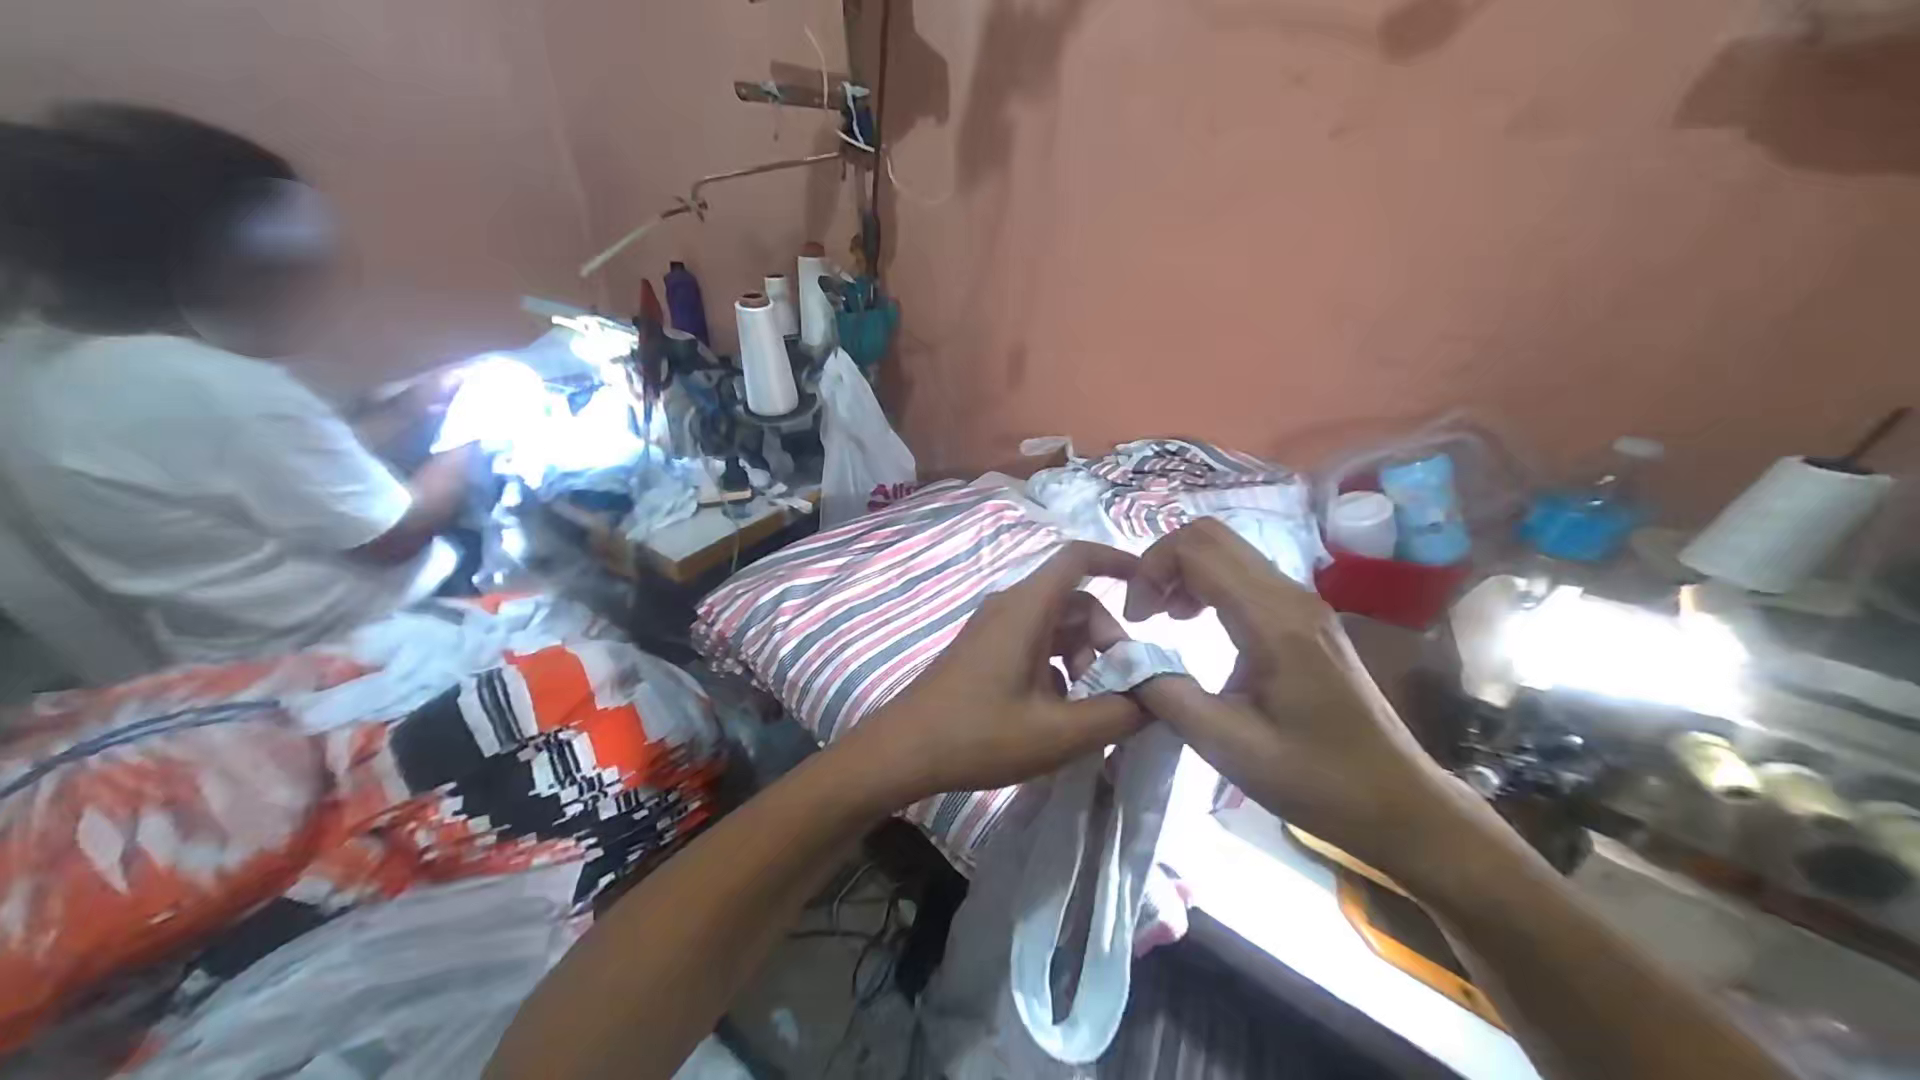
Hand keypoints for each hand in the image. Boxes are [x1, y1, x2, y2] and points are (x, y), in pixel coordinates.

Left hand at [836, 541, 1146, 809]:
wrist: (902, 751)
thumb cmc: (979, 735)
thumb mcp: (1059, 733)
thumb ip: (1117, 715)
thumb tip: (1156, 700)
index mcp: (1027, 608)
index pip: (1078, 558)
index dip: (1118, 562)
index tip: (1148, 588)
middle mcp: (1010, 607)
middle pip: (1075, 602)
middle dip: (1105, 639)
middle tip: (1115, 688)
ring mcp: (994, 628)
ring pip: (1057, 626)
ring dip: (1082, 659)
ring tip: (1086, 708)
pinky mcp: (984, 650)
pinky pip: (1035, 643)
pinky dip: (1058, 668)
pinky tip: (1057, 713)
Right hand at [1122, 520, 1459, 869]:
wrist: (1397, 803)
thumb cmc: (1314, 780)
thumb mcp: (1226, 744)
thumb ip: (1164, 691)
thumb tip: (1119, 656)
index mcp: (1274, 621)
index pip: (1196, 549)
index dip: (1150, 570)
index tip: (1135, 619)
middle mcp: (1292, 596)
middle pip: (1210, 535)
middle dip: (1162, 563)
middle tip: (1144, 613)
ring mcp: (1303, 603)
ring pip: (1228, 550)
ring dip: (1183, 572)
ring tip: (1163, 617)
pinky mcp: (1306, 617)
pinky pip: (1244, 575)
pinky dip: (1206, 584)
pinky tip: (1196, 624)